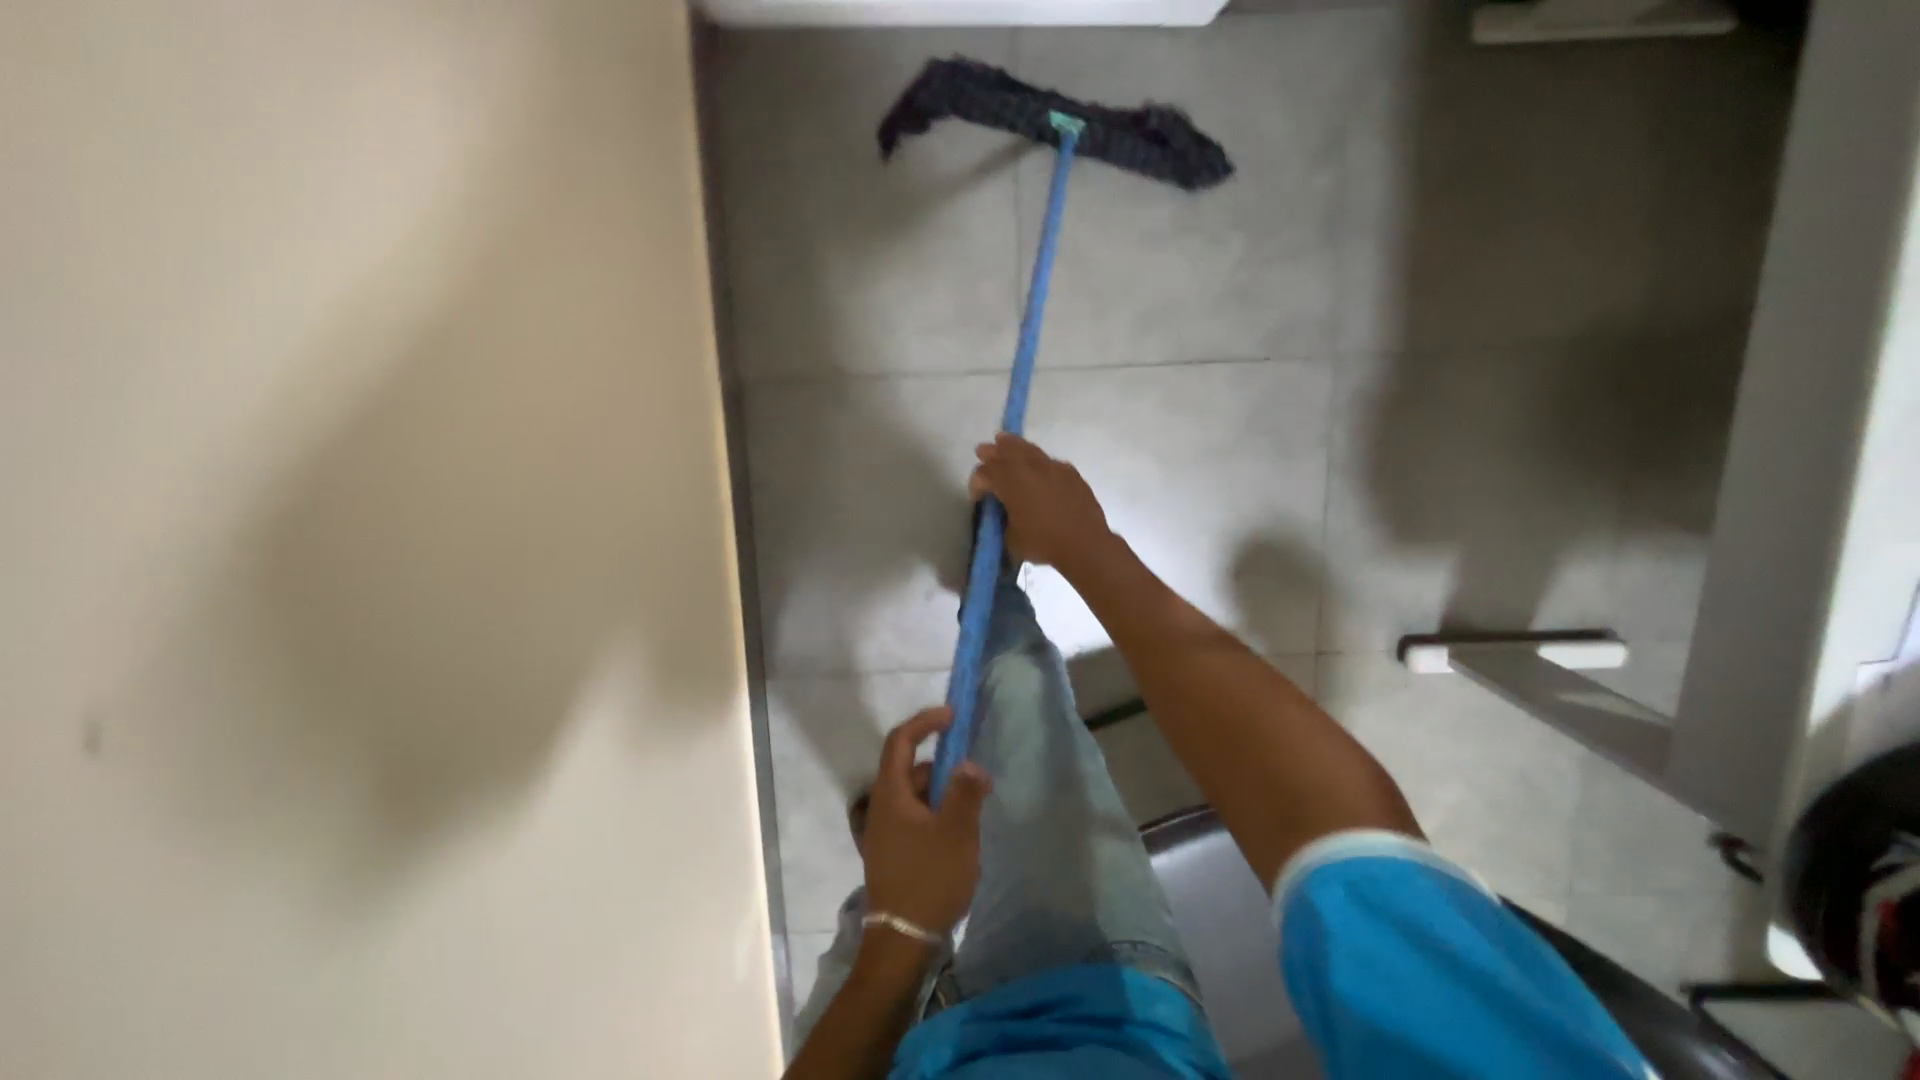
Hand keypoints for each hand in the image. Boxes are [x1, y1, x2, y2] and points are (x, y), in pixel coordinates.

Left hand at [861, 707, 991, 936]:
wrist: (903, 939)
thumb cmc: (930, 879)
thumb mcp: (956, 833)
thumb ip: (965, 792)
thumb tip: (969, 764)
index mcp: (890, 795)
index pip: (900, 741)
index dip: (924, 722)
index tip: (951, 717)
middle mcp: (880, 808)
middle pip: (908, 770)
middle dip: (943, 766)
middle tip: (978, 778)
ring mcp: (883, 833)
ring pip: (914, 797)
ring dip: (942, 794)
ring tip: (974, 811)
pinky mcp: (892, 854)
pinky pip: (914, 819)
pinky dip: (936, 814)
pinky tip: (959, 836)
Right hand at [968, 433, 1114, 569]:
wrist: (1085, 544)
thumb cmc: (1044, 543)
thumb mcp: (1011, 537)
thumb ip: (1004, 518)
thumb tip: (1006, 511)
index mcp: (1010, 483)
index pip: (985, 474)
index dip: (977, 483)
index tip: (977, 496)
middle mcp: (1030, 469)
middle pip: (1006, 452)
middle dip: (993, 452)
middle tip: (983, 450)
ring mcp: (1053, 468)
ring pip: (1029, 450)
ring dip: (1014, 446)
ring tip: (1005, 440)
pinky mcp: (1070, 473)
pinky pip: (1049, 461)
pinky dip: (1039, 461)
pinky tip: (1038, 467)